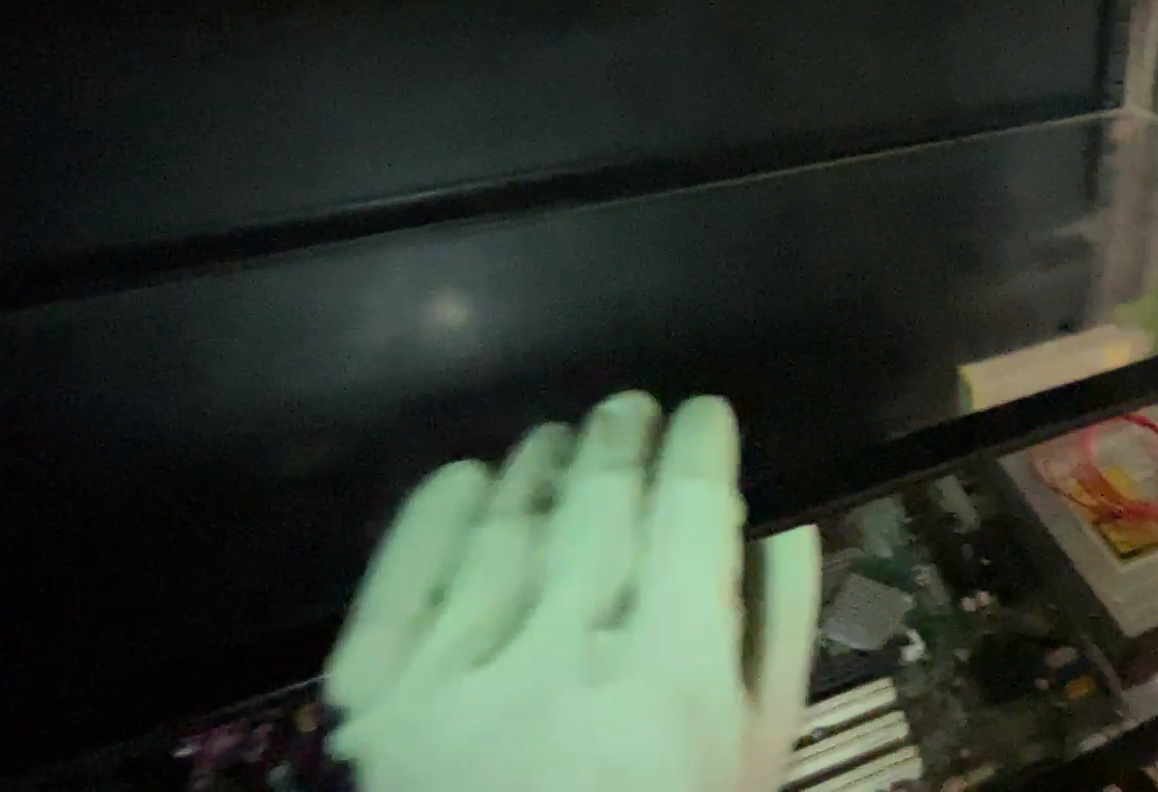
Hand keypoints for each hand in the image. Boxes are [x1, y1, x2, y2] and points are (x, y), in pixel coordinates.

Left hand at [324, 392, 821, 791]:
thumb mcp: (761, 749)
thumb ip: (782, 626)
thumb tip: (783, 515)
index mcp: (671, 686)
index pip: (690, 513)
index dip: (700, 446)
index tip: (706, 414)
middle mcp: (558, 671)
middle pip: (598, 505)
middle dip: (623, 438)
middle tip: (633, 409)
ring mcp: (450, 691)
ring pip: (504, 529)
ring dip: (542, 462)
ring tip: (565, 434)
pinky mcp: (374, 716)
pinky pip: (397, 586)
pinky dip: (431, 517)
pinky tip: (471, 474)